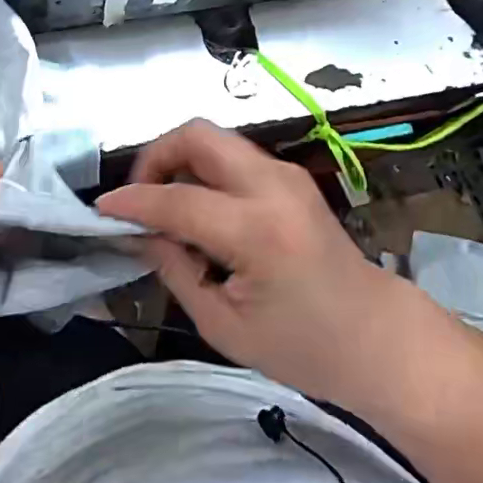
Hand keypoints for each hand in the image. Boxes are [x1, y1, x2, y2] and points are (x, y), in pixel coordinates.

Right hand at [96, 119, 434, 409]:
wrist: (382, 340)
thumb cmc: (304, 347)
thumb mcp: (223, 326)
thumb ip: (174, 268)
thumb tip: (138, 233)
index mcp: (259, 232)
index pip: (177, 200)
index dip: (131, 202)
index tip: (100, 210)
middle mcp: (273, 187)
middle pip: (196, 135)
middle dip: (154, 156)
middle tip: (139, 197)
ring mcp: (285, 174)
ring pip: (212, 137)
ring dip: (177, 160)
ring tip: (165, 206)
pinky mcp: (288, 176)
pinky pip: (229, 154)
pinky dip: (200, 169)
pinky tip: (197, 209)